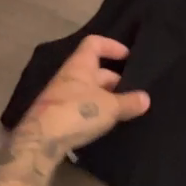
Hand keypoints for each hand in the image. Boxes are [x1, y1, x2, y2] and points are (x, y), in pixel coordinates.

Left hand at [11, 35, 150, 159]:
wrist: (39, 142)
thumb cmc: (76, 113)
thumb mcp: (110, 107)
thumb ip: (129, 102)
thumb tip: (146, 98)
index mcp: (80, 65)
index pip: (94, 43)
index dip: (112, 46)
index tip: (128, 56)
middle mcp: (68, 77)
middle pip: (94, 69)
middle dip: (114, 79)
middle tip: (132, 90)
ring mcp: (60, 97)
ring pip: (88, 90)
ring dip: (105, 97)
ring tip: (123, 109)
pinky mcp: (56, 117)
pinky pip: (80, 107)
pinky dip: (94, 111)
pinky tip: (105, 124)